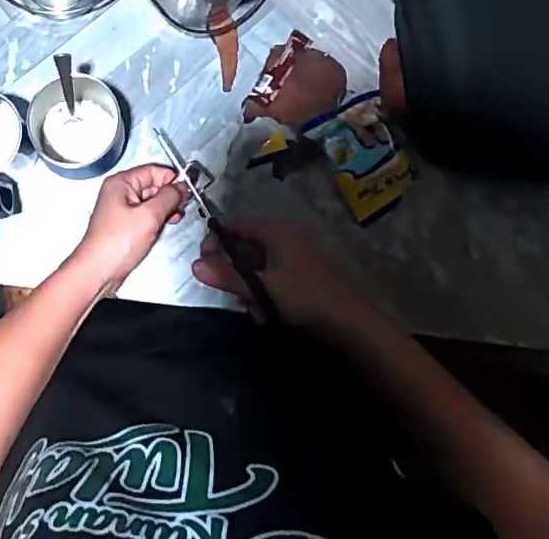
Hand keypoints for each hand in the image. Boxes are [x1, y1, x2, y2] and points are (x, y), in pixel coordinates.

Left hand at [66, 165, 187, 297]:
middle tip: (182, 208)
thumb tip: (182, 186)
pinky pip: (145, 214)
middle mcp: (119, 191)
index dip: (172, 178)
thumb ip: (169, 197)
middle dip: (169, 195)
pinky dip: (156, 219)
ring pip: (150, 200)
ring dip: (164, 209)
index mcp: (121, 182)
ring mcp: (121, 208)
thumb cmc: (119, 242)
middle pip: (152, 184)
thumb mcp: (149, 216)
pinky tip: (164, 227)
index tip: (188, 190)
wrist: (97, 271)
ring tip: (174, 219)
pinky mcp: (124, 224)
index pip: (153, 170)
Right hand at [191, 219, 376, 332]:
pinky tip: (267, 314)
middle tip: (232, 296)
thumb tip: (194, 265)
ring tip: (254, 311)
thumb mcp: (264, 288)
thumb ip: (229, 276)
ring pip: (259, 265)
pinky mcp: (305, 272)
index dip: (216, 243)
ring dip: (250, 287)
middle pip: (246, 246)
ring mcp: (297, 253)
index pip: (235, 225)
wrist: (354, 323)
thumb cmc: (307, 297)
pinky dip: (266, 292)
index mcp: (276, 230)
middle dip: (235, 272)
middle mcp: (286, 235)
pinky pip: (274, 275)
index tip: (204, 265)